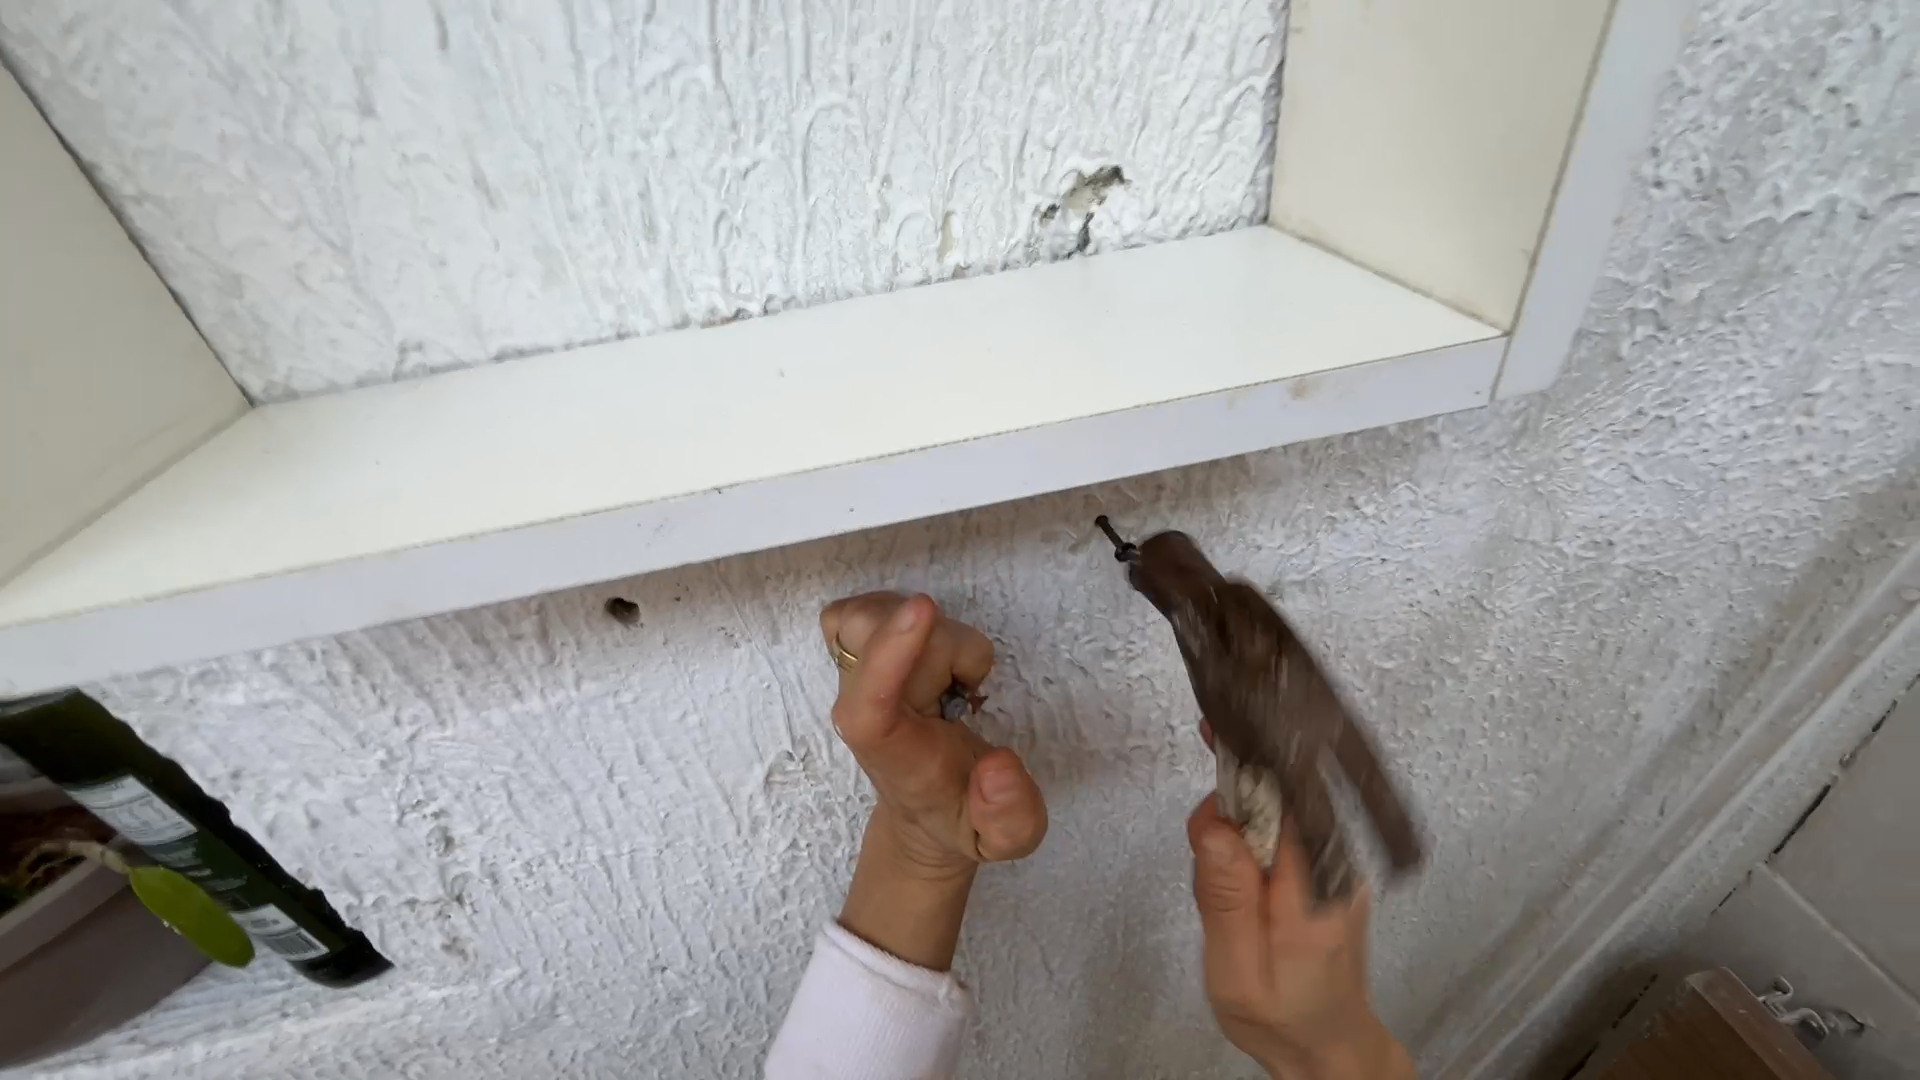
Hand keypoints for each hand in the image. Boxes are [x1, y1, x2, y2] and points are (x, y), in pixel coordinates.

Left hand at [823, 592, 1046, 968]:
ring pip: (874, 613)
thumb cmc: (962, 816)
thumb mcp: (1006, 837)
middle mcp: (858, 711)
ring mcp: (845, 679)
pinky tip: (918, 651)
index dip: (890, 651)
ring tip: (946, 677)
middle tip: (965, 693)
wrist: (924, 808)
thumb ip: (1010, 815)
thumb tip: (998, 765)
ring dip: (929, 634)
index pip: (870, 705)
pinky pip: (854, 610)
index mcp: (894, 756)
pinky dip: (893, 615)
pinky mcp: (845, 655)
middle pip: (888, 639)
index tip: (925, 608)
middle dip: (950, 651)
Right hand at [1187, 797, 1413, 1079]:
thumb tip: (1215, 827)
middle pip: (1268, 801)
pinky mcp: (1326, 862)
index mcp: (1316, 890)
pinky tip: (1245, 895)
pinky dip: (1247, 851)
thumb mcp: (1235, 972)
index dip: (1234, 793)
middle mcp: (1337, 865)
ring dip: (1233, 844)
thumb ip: (1225, 898)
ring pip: (1266, 814)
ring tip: (1229, 902)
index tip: (1206, 824)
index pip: (1279, 801)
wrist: (1329, 1046)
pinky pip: (1276, 830)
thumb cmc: (1281, 1019)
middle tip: (1210, 885)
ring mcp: (1336, 861)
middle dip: (1224, 827)